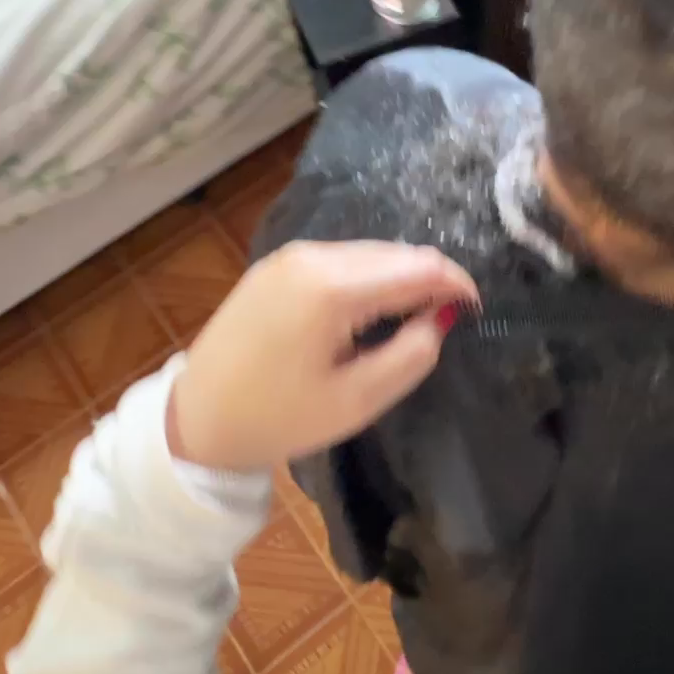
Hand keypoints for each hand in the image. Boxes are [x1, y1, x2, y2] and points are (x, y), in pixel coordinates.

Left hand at [166, 240, 477, 471]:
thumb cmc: (279, 419)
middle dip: (429, 279)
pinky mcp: (276, 265)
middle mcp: (312, 256)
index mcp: (332, 288)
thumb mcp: (357, 400)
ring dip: (399, 277)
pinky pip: (340, 260)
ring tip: (412, 317)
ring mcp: (290, 257)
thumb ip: (412, 354)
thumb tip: (441, 317)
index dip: (456, 284)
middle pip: (395, 253)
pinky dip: (368, 278)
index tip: (475, 310)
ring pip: (369, 253)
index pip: (418, 267)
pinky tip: (370, 309)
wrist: (197, 419)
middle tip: (448, 319)